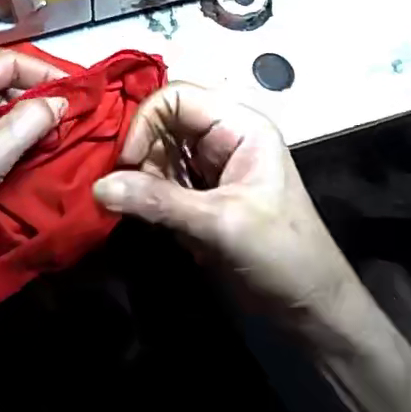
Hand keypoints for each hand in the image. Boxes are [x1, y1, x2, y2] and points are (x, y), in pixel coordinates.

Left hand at [0, 50, 68, 259]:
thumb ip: (30, 121)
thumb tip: (62, 102)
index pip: (4, 62)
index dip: (43, 72)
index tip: (77, 90)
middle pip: (1, 77)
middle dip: (37, 91)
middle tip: (73, 108)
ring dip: (29, 109)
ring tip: (61, 120)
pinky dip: (15, 123)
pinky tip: (37, 133)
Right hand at [92, 83, 355, 330]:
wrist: (312, 314)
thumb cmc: (283, 257)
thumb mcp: (220, 224)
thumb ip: (158, 201)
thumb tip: (98, 187)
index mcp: (238, 126)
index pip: (175, 97)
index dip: (145, 121)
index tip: (127, 162)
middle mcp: (220, 136)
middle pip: (159, 122)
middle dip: (138, 153)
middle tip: (122, 188)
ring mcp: (207, 164)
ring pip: (153, 150)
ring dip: (137, 176)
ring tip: (133, 206)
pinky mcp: (195, 192)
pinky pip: (155, 177)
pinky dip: (141, 193)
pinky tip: (139, 213)